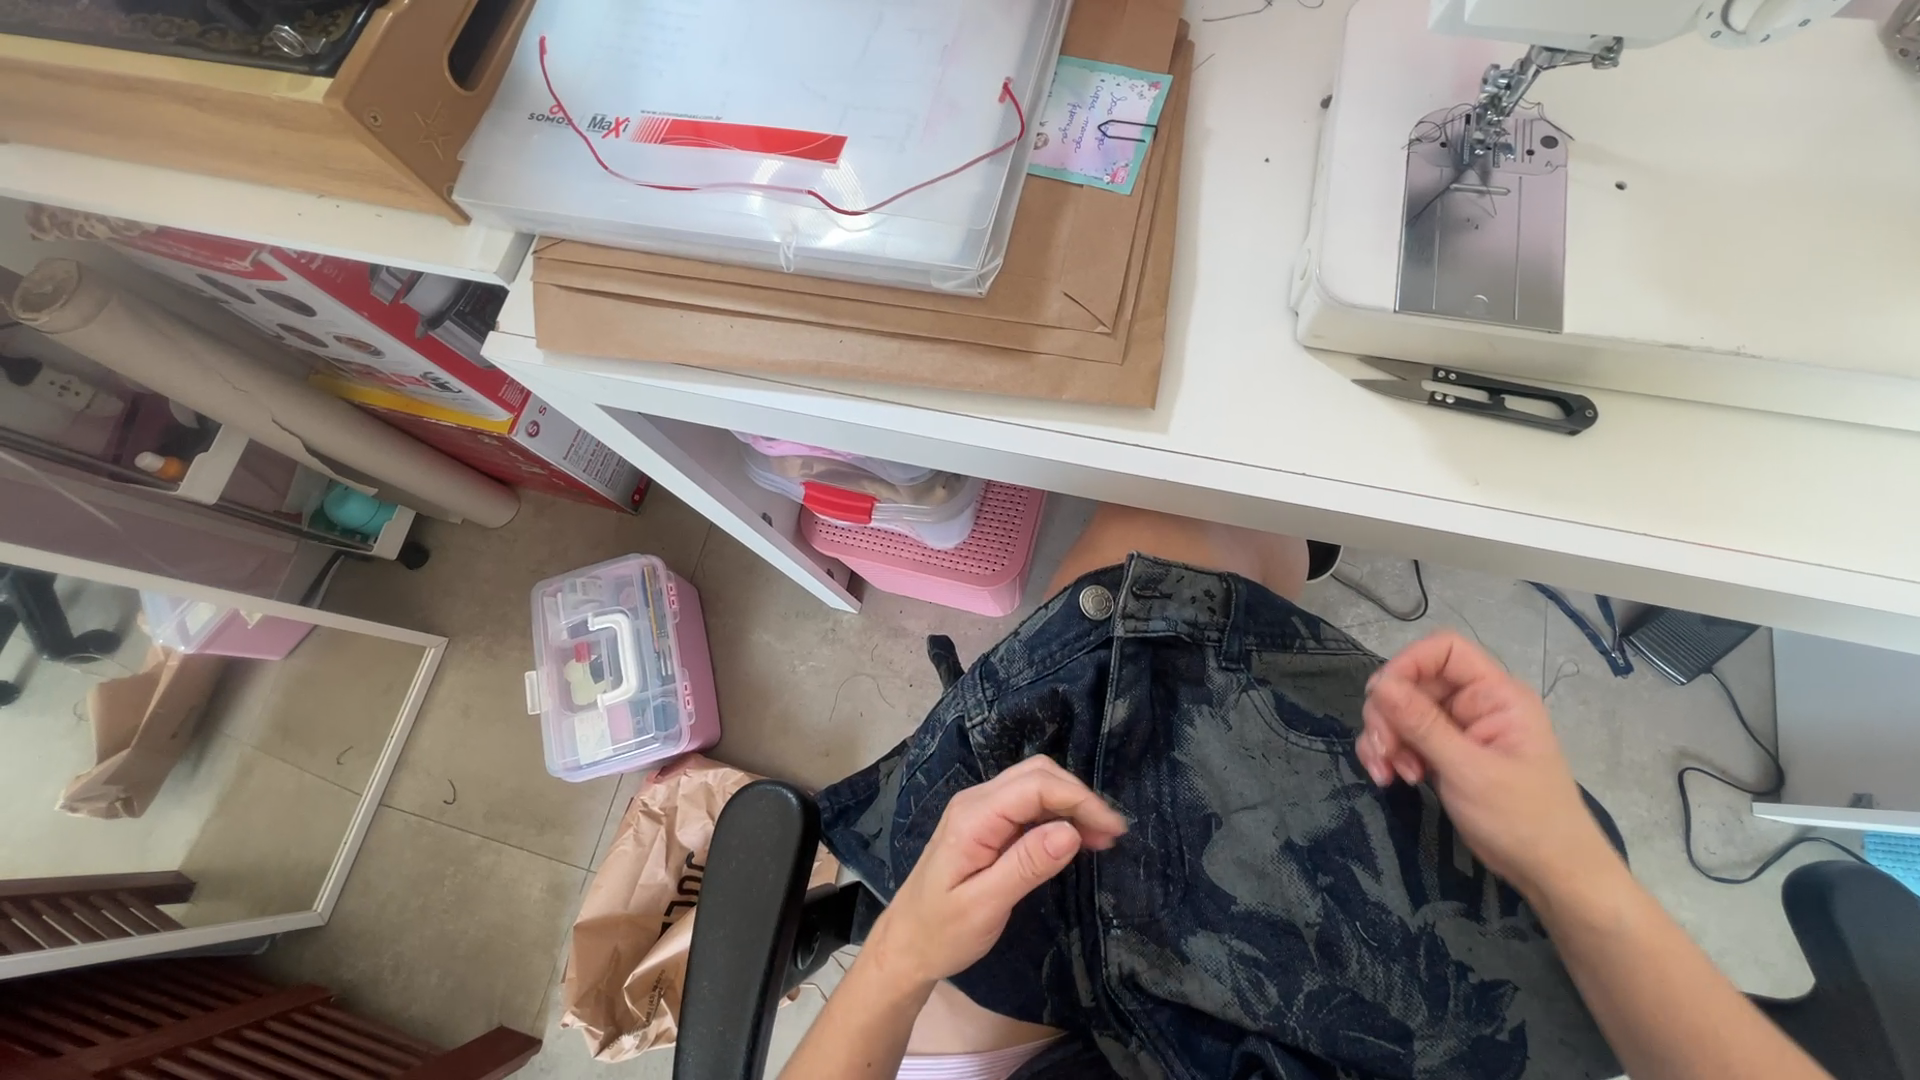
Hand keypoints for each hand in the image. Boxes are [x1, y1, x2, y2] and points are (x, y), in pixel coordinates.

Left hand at [864, 755, 1127, 987]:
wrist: (905, 945)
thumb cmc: (941, 932)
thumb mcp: (984, 906)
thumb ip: (1026, 865)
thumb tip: (1071, 832)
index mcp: (973, 817)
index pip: (1035, 786)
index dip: (1079, 800)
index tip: (1113, 830)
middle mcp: (976, 801)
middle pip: (1037, 774)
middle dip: (1078, 796)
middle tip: (1111, 834)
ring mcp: (980, 810)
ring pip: (1034, 784)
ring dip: (1070, 803)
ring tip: (1101, 837)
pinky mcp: (986, 824)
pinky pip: (1027, 804)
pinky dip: (1057, 814)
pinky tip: (1076, 838)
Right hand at [1359, 632, 1619, 899]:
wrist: (1551, 874)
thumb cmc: (1523, 819)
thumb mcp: (1468, 770)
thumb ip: (1422, 724)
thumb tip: (1378, 684)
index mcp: (1496, 696)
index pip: (1444, 650)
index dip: (1407, 664)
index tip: (1382, 697)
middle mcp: (1475, 704)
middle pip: (1412, 683)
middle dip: (1387, 715)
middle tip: (1382, 751)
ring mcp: (1457, 729)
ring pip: (1399, 711)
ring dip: (1384, 739)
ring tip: (1386, 773)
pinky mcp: (1442, 753)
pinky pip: (1402, 737)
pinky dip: (1389, 754)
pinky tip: (1390, 778)